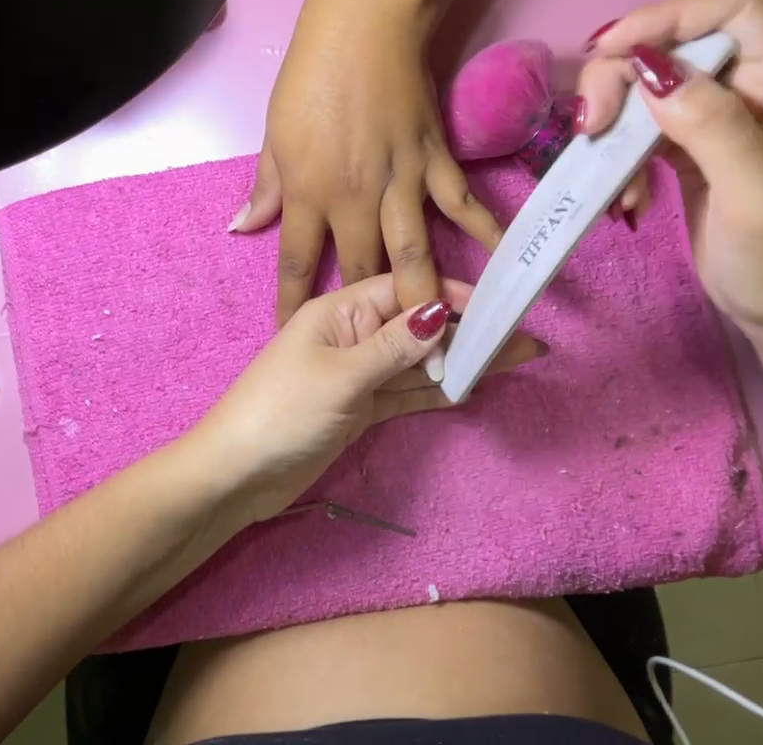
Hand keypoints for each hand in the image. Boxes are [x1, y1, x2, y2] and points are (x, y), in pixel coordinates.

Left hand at [190, 275, 542, 524]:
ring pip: (420, 361)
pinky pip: (409, 391)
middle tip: (525, 337)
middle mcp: (354, 333)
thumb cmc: (281, 412)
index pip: (405, 290)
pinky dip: (439, 389)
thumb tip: (440, 312)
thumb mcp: (340, 375)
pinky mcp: (362, 407)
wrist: (236, 472)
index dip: (451, 295)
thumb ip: (393, 348)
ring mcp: (360, 372)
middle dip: (468, 329)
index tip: (499, 305)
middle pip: (419, 325)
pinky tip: (474, 385)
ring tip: (517, 358)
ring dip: (462, 361)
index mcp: (341, 310)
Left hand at [236, 0, 503, 323]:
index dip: (290, 302)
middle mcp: (353, 198)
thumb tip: (242, 228)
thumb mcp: (274, 133)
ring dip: (427, 300)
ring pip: (414, 252)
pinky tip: (502, 266)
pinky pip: (461, 206)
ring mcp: (399, 182)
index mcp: (307, 191)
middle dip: (368, 321)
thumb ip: (266, 187)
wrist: (362, 25)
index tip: (289, 337)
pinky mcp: (435, 161)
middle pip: (360, 271)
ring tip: (445, 343)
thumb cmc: (309, 77)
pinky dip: (483, 235)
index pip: (295, 261)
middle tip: (384, 363)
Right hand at [576, 0, 762, 339]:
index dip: (671, 14)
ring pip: (652, 79)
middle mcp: (761, 86)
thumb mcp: (760, 199)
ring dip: (616, 116)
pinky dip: (621, 151)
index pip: (736, 6)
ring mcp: (725, 115)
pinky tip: (627, 195)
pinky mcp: (694, 142)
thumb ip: (713, 128)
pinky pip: (644, 122)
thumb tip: (651, 70)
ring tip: (603, 167)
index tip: (612, 52)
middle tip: (590, 126)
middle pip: (679, 40)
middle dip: (624, 74)